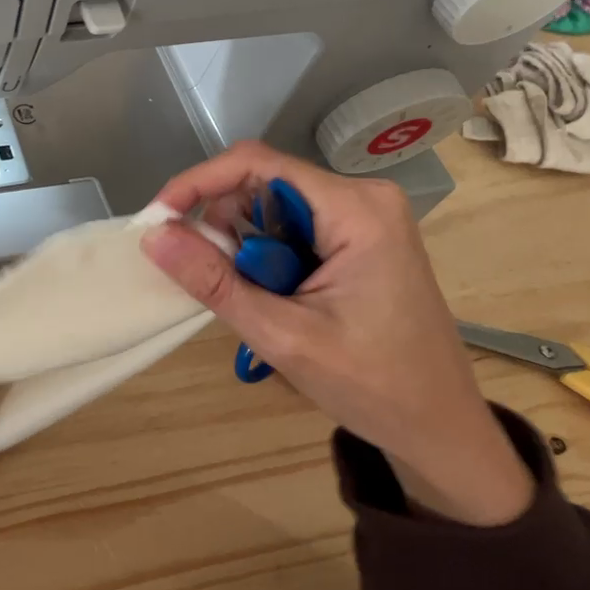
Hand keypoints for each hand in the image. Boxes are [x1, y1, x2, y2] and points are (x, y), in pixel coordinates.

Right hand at [142, 141, 532, 526]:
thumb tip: (152, 236)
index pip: (256, 164)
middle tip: (207, 279)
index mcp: (356, 209)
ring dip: (241, 248)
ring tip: (250, 299)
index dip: (198, 184)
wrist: (438, 426)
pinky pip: (288, 228)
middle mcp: (362, 198)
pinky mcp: (357, 239)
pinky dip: (261, 257)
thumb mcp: (282, 335)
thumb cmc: (371, 384)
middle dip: (221, 226)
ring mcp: (363, 217)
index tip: (156, 221)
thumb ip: (215, 282)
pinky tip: (269, 297)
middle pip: (260, 183)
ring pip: (269, 208)